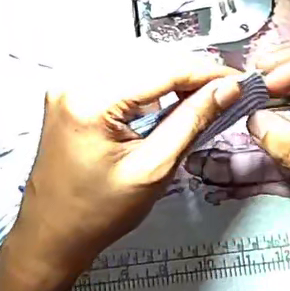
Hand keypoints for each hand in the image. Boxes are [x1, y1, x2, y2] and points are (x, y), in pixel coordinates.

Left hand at [4, 55, 243, 286]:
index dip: (206, 72)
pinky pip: (121, 70)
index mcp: (89, 101)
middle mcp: (74, 82)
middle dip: (191, 70)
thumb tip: (224, 90)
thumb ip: (192, 122)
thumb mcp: (154, 169)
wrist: (52, 234)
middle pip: (150, 56)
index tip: (237, 81)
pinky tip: (170, 98)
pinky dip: (151, 80)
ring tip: (202, 96)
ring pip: (138, 58)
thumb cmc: (94, 213)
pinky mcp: (74, 91)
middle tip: (225, 90)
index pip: (162, 68)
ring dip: (173, 73)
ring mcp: (70, 84)